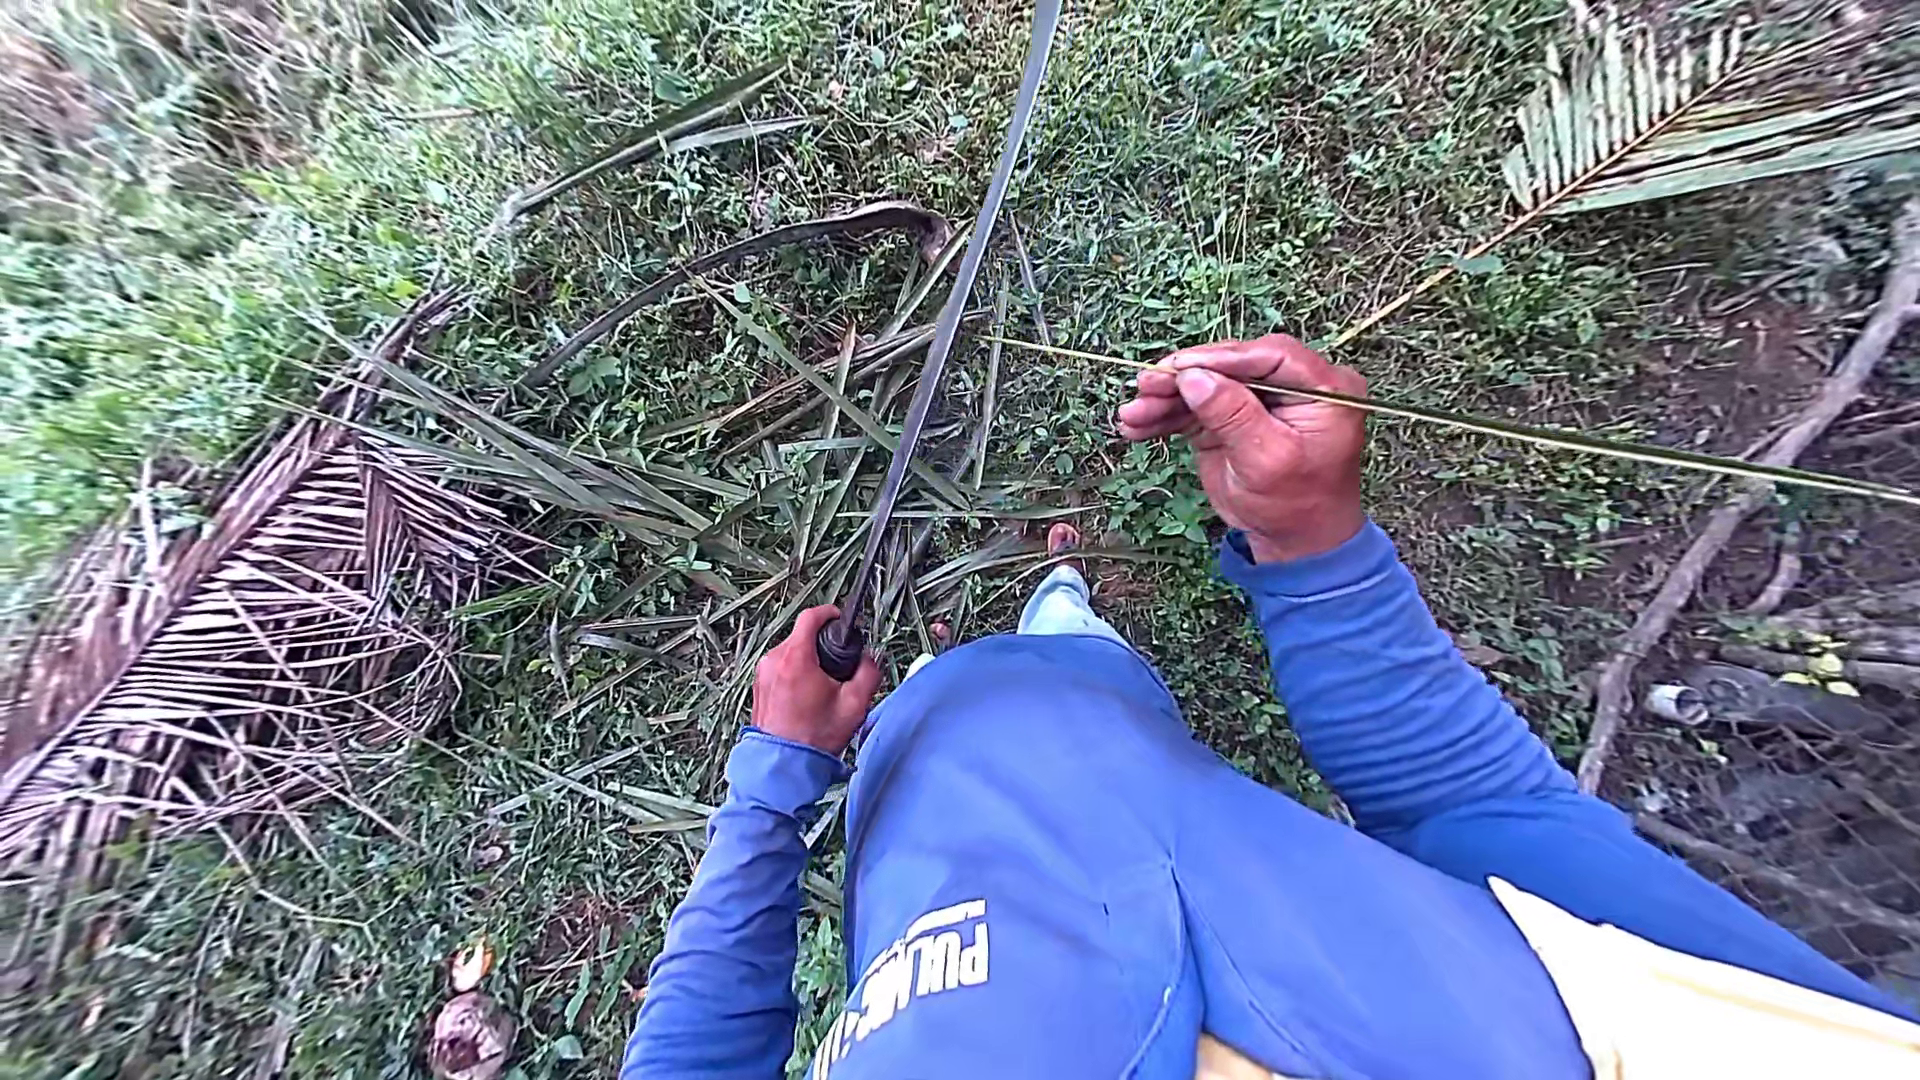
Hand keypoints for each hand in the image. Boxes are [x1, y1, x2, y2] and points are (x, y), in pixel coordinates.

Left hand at [750, 605, 880, 753]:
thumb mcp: (854, 704)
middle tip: (838, 662)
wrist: (783, 766)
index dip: (829, 613)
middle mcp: (774, 661)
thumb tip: (869, 659)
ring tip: (823, 683)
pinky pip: (780, 666)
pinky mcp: (759, 686)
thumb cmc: (814, 738)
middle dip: (821, 642)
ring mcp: (763, 673)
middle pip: (802, 634)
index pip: (811, 616)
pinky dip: (795, 671)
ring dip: (808, 658)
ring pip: (790, 650)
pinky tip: (807, 693)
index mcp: (796, 658)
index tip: (839, 619)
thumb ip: (869, 672)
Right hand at [1115, 334, 1366, 562]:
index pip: (1269, 357)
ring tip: (1130, 416)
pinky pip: (1191, 411)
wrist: (1290, 541)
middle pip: (1229, 367)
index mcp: (1321, 388)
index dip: (1220, 358)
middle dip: (1182, 378)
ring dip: (1163, 400)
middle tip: (1145, 385)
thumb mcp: (1267, 459)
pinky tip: (1135, 426)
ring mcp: (1254, 402)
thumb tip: (1193, 377)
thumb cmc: (1293, 505)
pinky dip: (1162, 418)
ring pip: (1203, 387)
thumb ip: (1233, 415)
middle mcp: (1288, 387)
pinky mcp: (1226, 420)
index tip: (1177, 367)